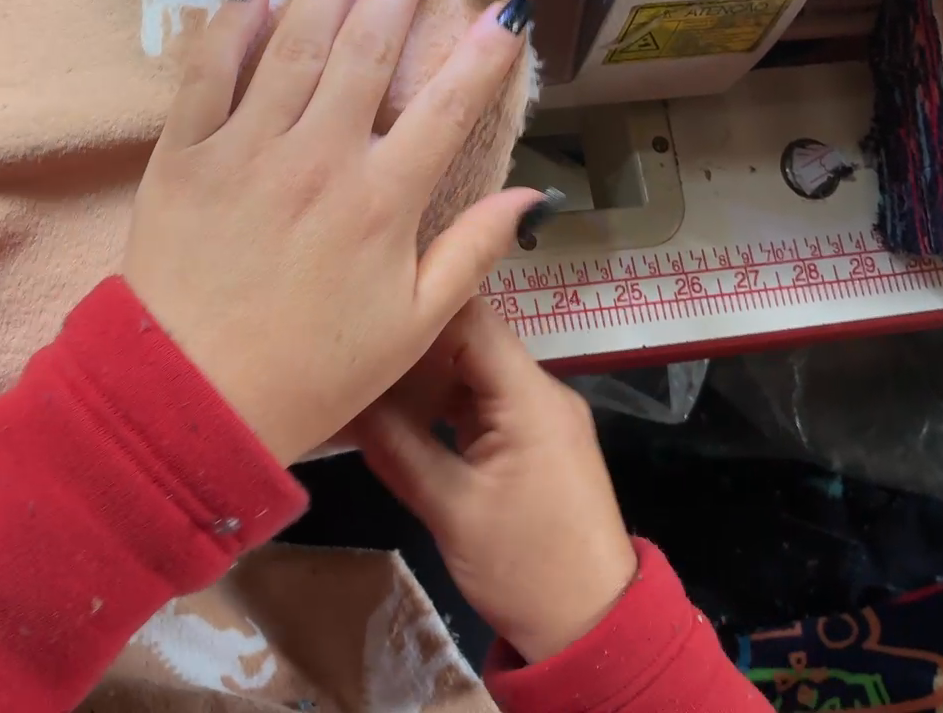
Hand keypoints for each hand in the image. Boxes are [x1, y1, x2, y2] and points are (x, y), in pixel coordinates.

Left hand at [122, 0, 538, 464]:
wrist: (189, 402)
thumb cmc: (313, 373)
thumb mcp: (411, 328)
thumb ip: (471, 253)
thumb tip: (530, 197)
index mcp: (381, 201)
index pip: (447, 107)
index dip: (484, 55)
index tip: (507, 10)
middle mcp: (318, 157)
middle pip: (366, 54)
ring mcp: (245, 148)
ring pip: (293, 47)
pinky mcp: (183, 156)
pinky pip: (207, 74)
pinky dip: (230, 28)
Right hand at [355, 299, 637, 663]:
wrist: (596, 629)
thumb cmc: (526, 568)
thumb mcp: (451, 510)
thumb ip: (395, 447)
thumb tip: (347, 401)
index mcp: (529, 397)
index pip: (471, 321)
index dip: (419, 313)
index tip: (371, 318)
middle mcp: (542, 390)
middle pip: (473, 340)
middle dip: (417, 345)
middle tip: (362, 352)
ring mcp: (542, 413)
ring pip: (477, 369)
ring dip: (429, 375)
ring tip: (373, 378)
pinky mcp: (536, 436)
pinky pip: (486, 398)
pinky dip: (447, 401)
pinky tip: (407, 412)